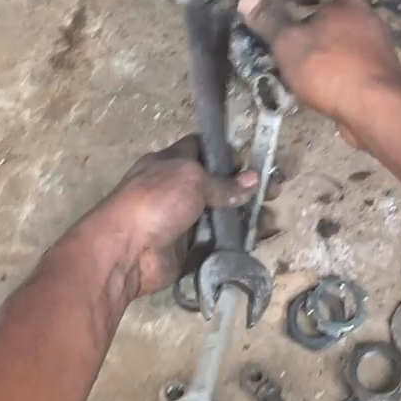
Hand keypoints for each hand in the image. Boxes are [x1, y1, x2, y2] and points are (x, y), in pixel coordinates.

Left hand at [67, 137, 255, 302]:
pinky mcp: (192, 248)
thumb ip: (223, 182)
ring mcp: (186, 220)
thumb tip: (253, 180)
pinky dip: (242, 239)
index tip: (255, 160)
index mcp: (173, 163)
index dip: (229, 152)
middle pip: (221, 184)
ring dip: (249, 214)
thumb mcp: (191, 179)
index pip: (204, 149)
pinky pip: (222, 241)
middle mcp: (180, 189)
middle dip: (248, 186)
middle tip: (275, 191)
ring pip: (225, 213)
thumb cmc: (155, 201)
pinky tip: (263, 236)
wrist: (125, 251)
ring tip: (272, 215)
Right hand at [239, 0, 400, 128]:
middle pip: (334, 13)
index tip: (282, 4)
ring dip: (320, 48)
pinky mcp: (380, 74)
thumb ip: (269, 20)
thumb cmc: (328, 67)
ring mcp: (378, 48)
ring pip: (342, 40)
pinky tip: (318, 85)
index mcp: (348, 2)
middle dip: (309, 23)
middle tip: (286, 36)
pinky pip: (351, 64)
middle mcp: (368, 19)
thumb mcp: (288, 42)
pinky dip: (333, 68)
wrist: (375, 109)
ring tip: (297, 63)